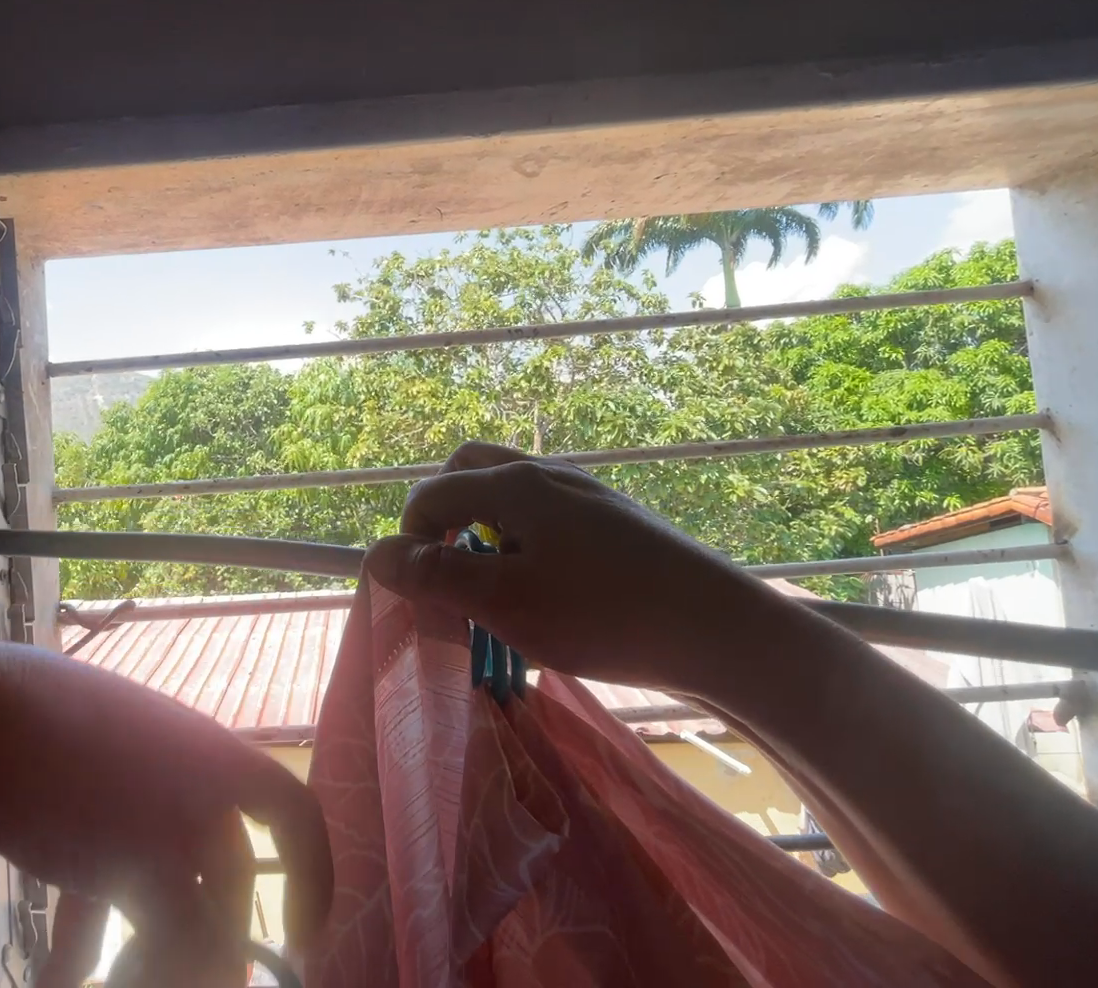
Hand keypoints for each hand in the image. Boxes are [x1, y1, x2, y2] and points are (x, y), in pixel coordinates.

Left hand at [0, 638, 331, 985]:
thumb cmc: (75, 777)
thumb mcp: (152, 857)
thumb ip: (198, 923)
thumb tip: (221, 965)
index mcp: (217, 765)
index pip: (290, 813)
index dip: (311, 873)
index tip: (300, 942)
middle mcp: (178, 775)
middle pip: (218, 869)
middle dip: (210, 940)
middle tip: (192, 983)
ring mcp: (121, 792)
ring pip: (155, 884)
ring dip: (148, 947)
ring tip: (121, 985)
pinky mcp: (67, 814)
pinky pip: (94, 884)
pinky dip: (88, 938)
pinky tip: (64, 978)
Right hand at [361, 442, 784, 692]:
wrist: (722, 630)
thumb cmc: (603, 616)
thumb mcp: (506, 602)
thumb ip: (435, 576)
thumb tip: (375, 555)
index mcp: (514, 484)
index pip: (432, 491)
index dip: (409, 535)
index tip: (419, 586)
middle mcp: (547, 473)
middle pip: (469, 467)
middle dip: (443, 510)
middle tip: (446, 561)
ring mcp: (586, 491)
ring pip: (510, 486)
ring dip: (483, 520)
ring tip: (492, 574)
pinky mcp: (614, 517)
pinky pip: (545, 507)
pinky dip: (521, 531)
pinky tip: (545, 580)